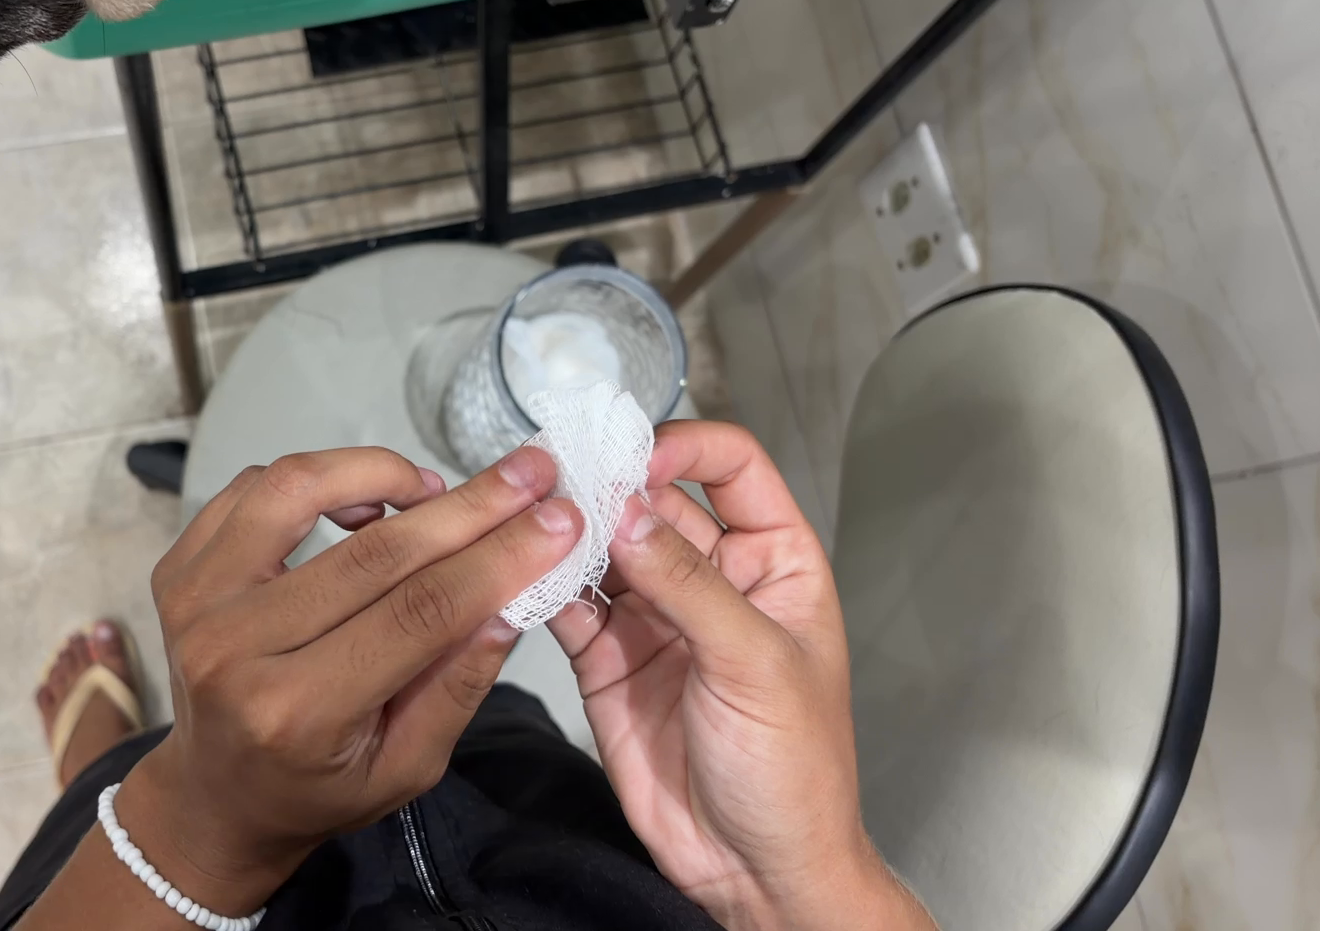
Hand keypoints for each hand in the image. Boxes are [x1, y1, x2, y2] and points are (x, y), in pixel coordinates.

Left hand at [115, 445, 582, 914]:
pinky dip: (321, 478)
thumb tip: (510, 596)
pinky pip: (255, 486)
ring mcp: (196, 598)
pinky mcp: (180, 564)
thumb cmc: (317, 788)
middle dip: (469, 505)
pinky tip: (361, 504)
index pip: (420, 612)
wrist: (214, 790)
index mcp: (297, 711)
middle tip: (527, 472)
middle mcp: (235, 646)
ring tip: (430, 492)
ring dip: (380, 472)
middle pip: (374, 551)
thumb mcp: (405, 767)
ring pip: (299, 488)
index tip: (558, 517)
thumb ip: (457, 683)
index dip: (499, 557)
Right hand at [548, 421, 931, 930]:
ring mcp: (650, 608)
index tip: (635, 461)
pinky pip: (568, 600)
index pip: (730, 465)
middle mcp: (704, 572)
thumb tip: (624, 512)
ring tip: (534, 523)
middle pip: (651, 497)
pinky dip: (544, 586)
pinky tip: (525, 580)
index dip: (685, 448)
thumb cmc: (793, 769)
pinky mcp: (604, 646)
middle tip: (560, 478)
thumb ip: (688, 584)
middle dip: (607, 484)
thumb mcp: (755, 665)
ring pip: (602, 544)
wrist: (749, 870)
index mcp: (768, 559)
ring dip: (569, 532)